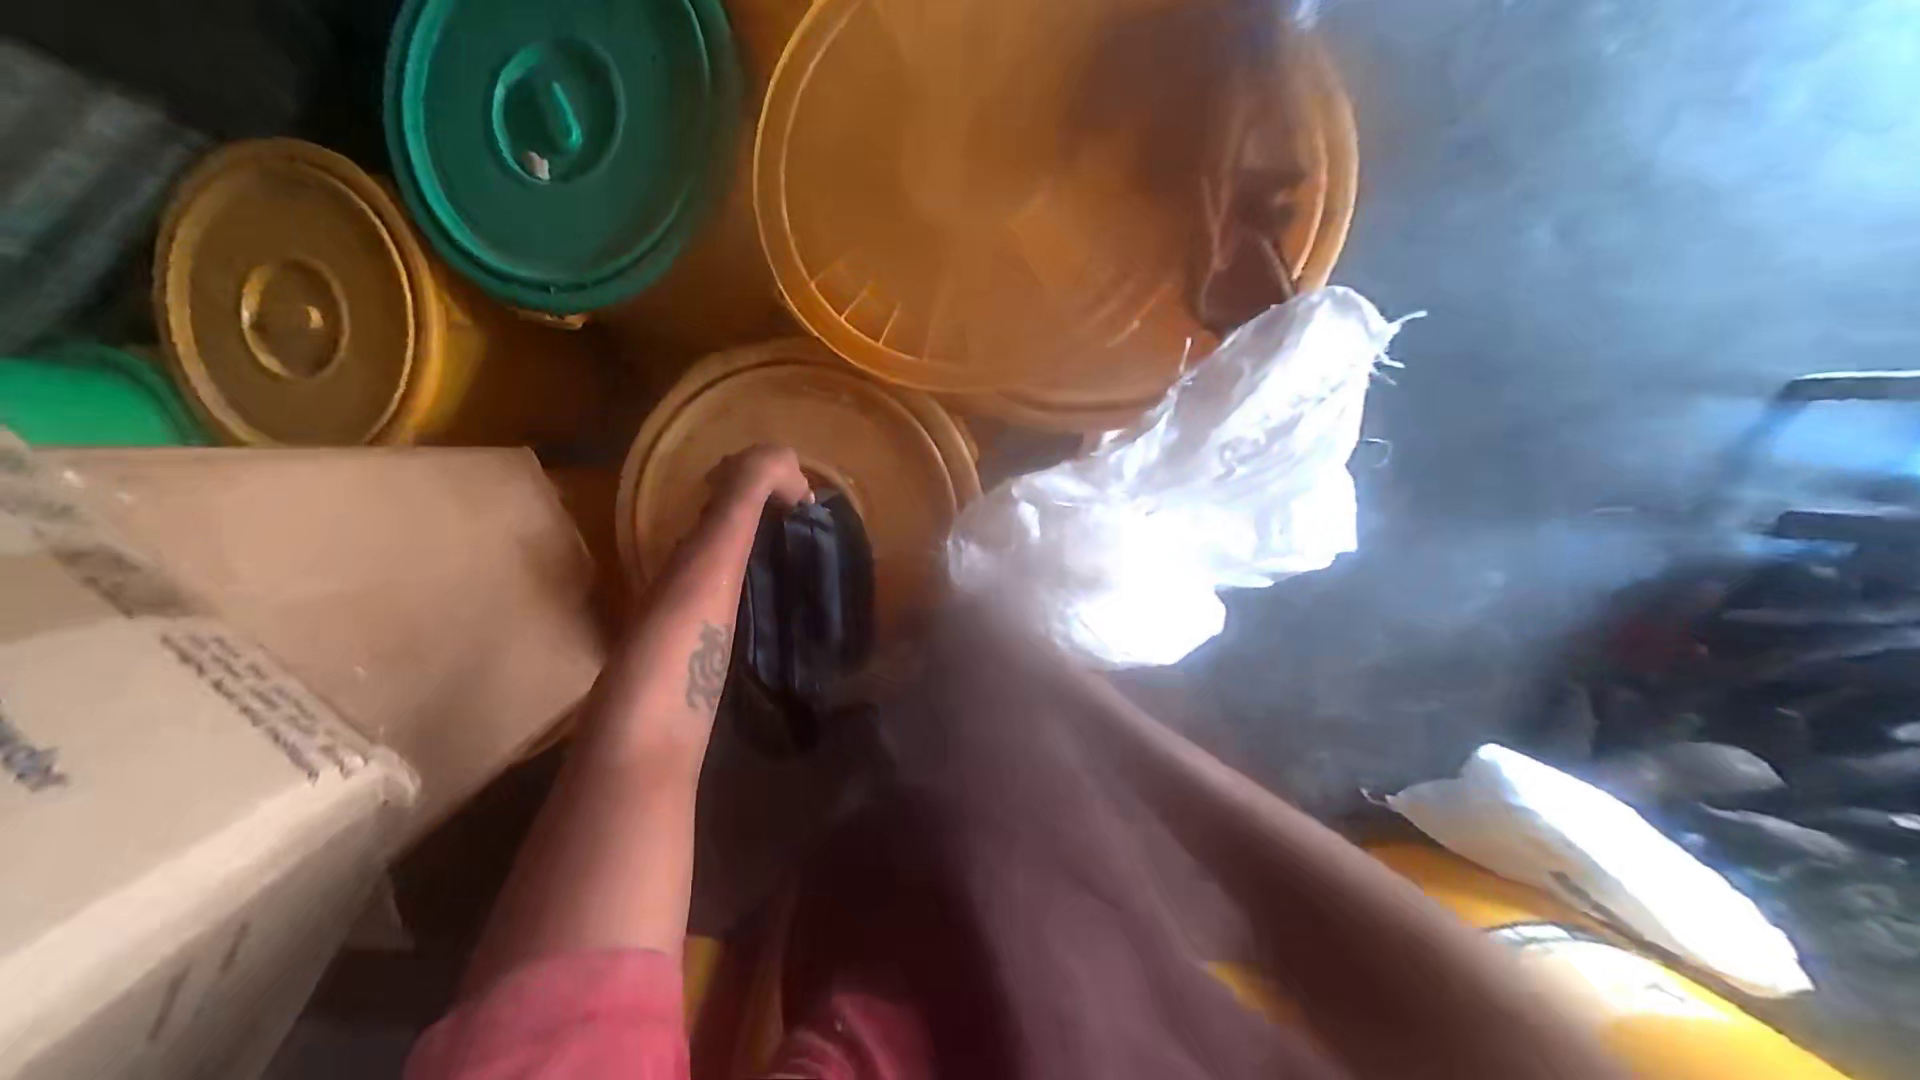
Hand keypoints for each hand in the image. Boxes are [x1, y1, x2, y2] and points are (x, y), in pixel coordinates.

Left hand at [705, 444, 812, 516]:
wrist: (749, 481)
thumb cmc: (781, 483)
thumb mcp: (800, 491)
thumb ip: (805, 493)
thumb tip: (810, 498)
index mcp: (784, 451)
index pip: (790, 458)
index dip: (790, 472)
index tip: (789, 486)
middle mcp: (762, 447)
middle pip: (767, 459)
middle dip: (768, 470)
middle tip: (770, 488)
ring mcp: (741, 454)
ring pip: (747, 463)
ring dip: (748, 474)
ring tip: (751, 492)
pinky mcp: (724, 465)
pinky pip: (729, 474)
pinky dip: (731, 482)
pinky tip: (735, 495)